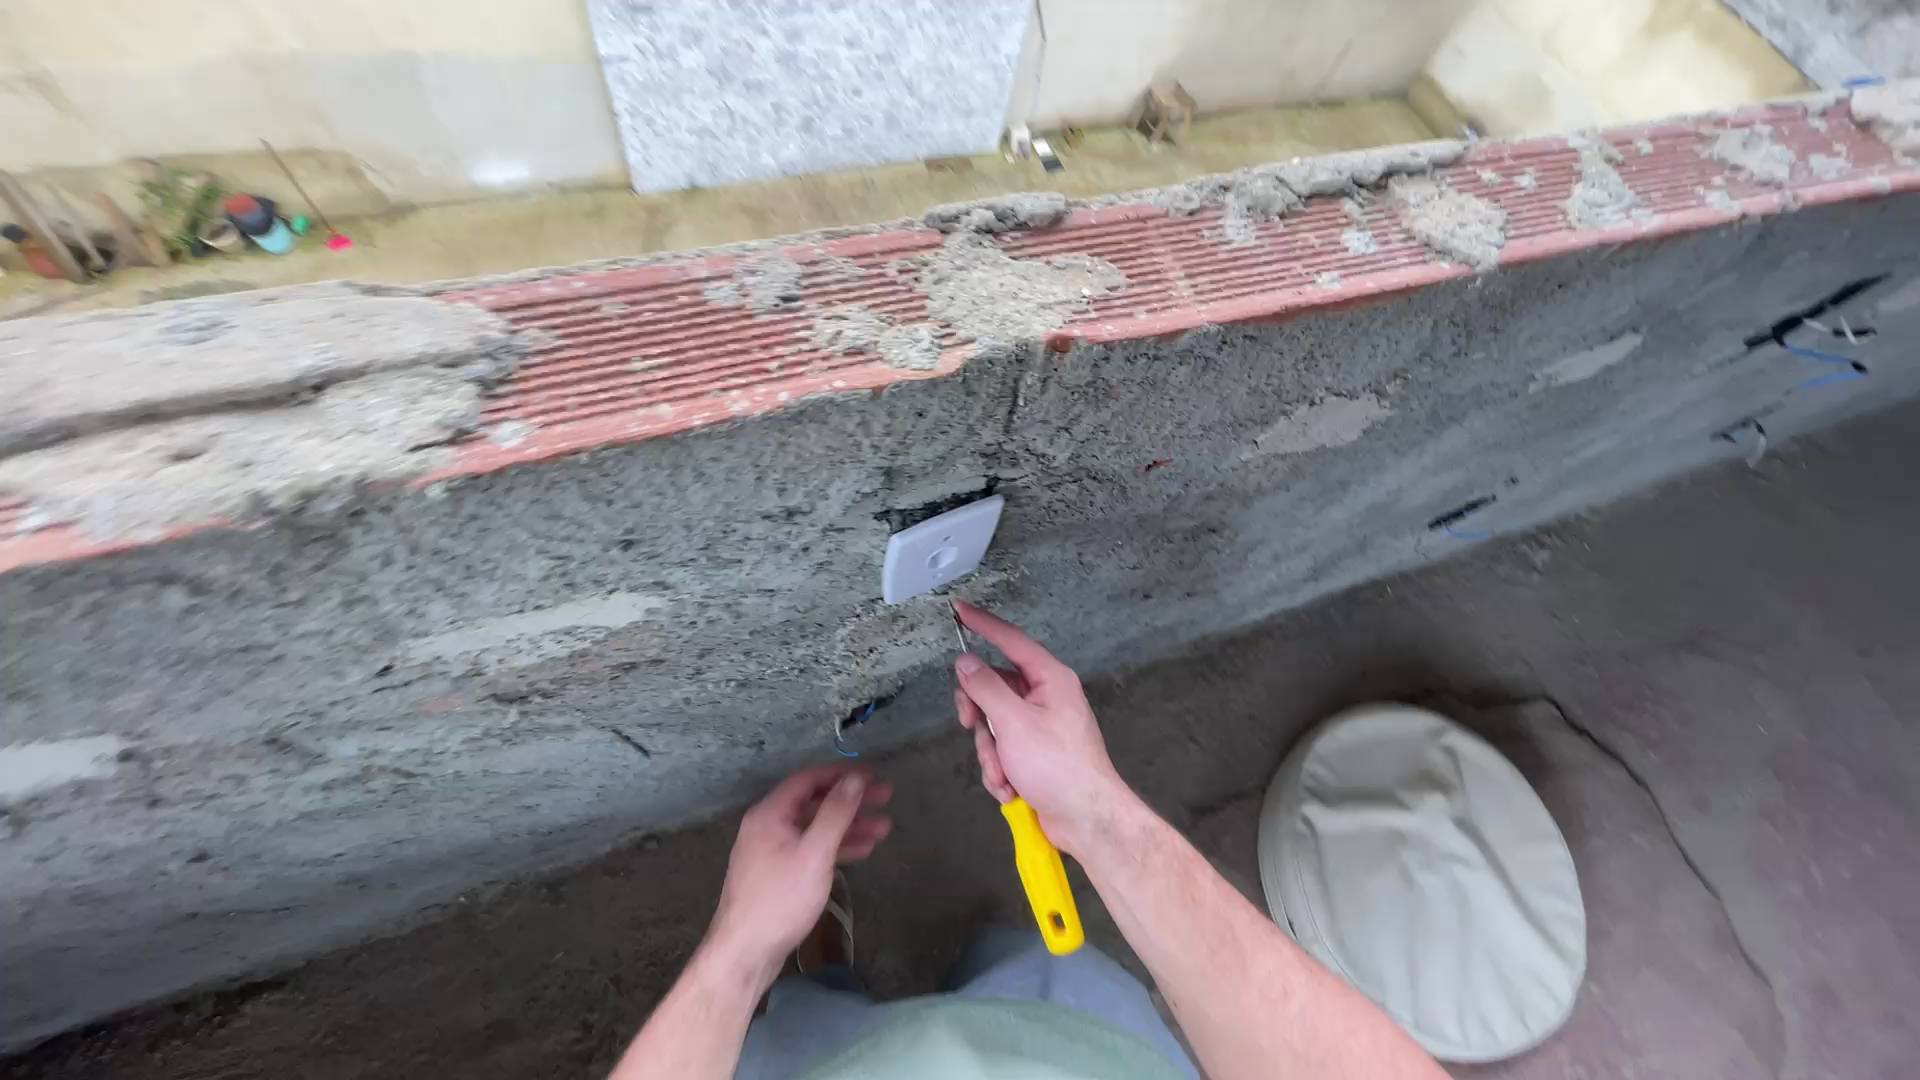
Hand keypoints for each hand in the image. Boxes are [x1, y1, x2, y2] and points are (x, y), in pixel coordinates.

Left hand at [703, 765, 892, 985]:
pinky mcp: (780, 874)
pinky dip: (836, 847)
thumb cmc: (780, 899)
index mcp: (770, 814)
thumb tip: (854, 778)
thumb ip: (836, 813)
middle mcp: (769, 826)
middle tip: (886, 796)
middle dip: (851, 801)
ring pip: (816, 829)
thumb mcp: (814, 853)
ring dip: (849, 826)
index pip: (809, 779)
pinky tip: (863, 850)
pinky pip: (812, 850)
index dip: (842, 773)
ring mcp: (773, 852)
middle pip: (815, 803)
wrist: (744, 956)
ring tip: (884, 828)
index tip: (872, 774)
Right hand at [951, 600, 1135, 857]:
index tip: (960, 609)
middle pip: (994, 688)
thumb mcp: (1014, 723)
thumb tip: (966, 661)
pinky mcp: (1034, 754)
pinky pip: (1003, 749)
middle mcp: (1045, 697)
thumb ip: (985, 688)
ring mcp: (1040, 727)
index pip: (1011, 640)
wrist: (1087, 821)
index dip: (984, 624)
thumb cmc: (1058, 766)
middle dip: (981, 717)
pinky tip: (1011, 788)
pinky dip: (1000, 770)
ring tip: (1004, 775)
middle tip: (973, 725)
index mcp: (1049, 679)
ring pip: (994, 724)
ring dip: (991, 753)